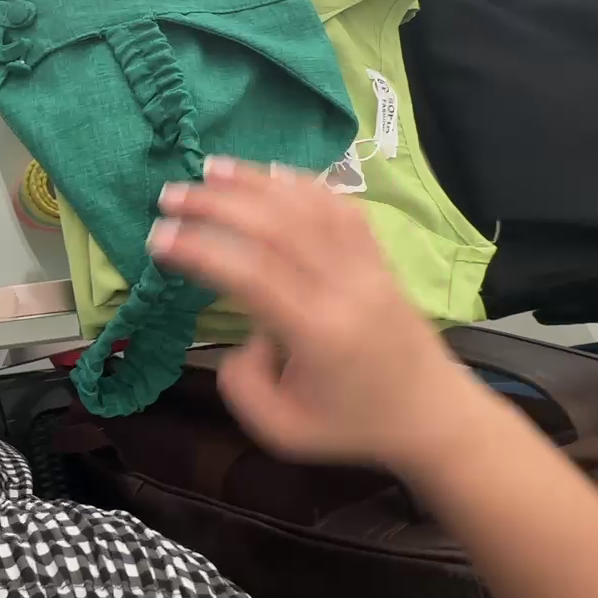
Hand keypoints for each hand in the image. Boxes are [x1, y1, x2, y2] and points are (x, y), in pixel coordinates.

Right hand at [149, 156, 492, 474]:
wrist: (438, 419)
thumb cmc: (350, 424)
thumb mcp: (279, 428)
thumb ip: (240, 380)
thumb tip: (240, 334)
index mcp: (318, 332)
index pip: (251, 275)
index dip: (200, 250)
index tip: (159, 239)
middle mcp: (345, 290)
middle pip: (277, 227)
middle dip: (216, 204)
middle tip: (170, 197)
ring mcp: (367, 269)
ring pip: (309, 207)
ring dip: (254, 182)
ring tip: (209, 170)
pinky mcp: (377, 259)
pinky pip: (339, 207)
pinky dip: (299, 183)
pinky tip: (266, 174)